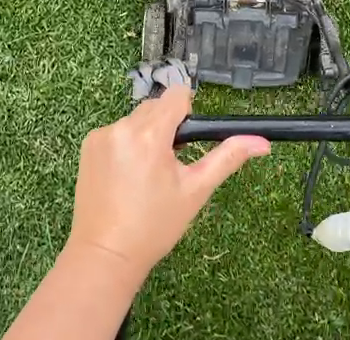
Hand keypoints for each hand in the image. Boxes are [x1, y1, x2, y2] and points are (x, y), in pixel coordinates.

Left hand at [65, 85, 270, 277]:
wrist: (106, 255)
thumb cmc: (155, 226)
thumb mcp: (195, 190)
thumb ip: (227, 158)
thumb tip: (261, 142)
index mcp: (151, 134)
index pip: (177, 95)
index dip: (188, 112)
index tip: (187, 140)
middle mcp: (123, 126)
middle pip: (156, 107)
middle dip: (167, 128)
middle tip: (170, 166)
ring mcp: (102, 135)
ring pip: (136, 120)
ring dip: (146, 136)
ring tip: (146, 176)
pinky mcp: (88, 145)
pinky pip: (115, 132)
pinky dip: (125, 145)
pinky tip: (126, 177)